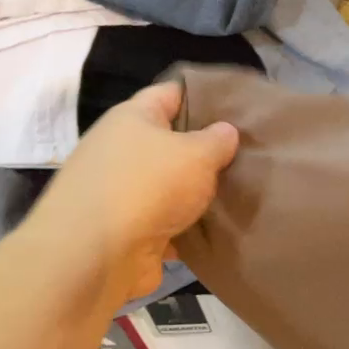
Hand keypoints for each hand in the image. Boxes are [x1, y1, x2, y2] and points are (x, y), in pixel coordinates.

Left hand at [21, 81, 238, 304]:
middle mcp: (122, 150)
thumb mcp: (195, 154)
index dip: (205, 94)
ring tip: (246, 190)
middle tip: (252, 152)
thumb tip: (226, 131)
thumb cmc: (147, 187)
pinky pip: (170, 221)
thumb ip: (217, 140)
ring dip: (201, 191)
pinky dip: (192, 225)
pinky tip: (226, 227)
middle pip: (172, 142)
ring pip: (173, 185)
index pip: (171, 92)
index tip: (240, 103)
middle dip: (208, 149)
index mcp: (133, 118)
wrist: (96, 256)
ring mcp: (123, 192)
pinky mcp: (130, 230)